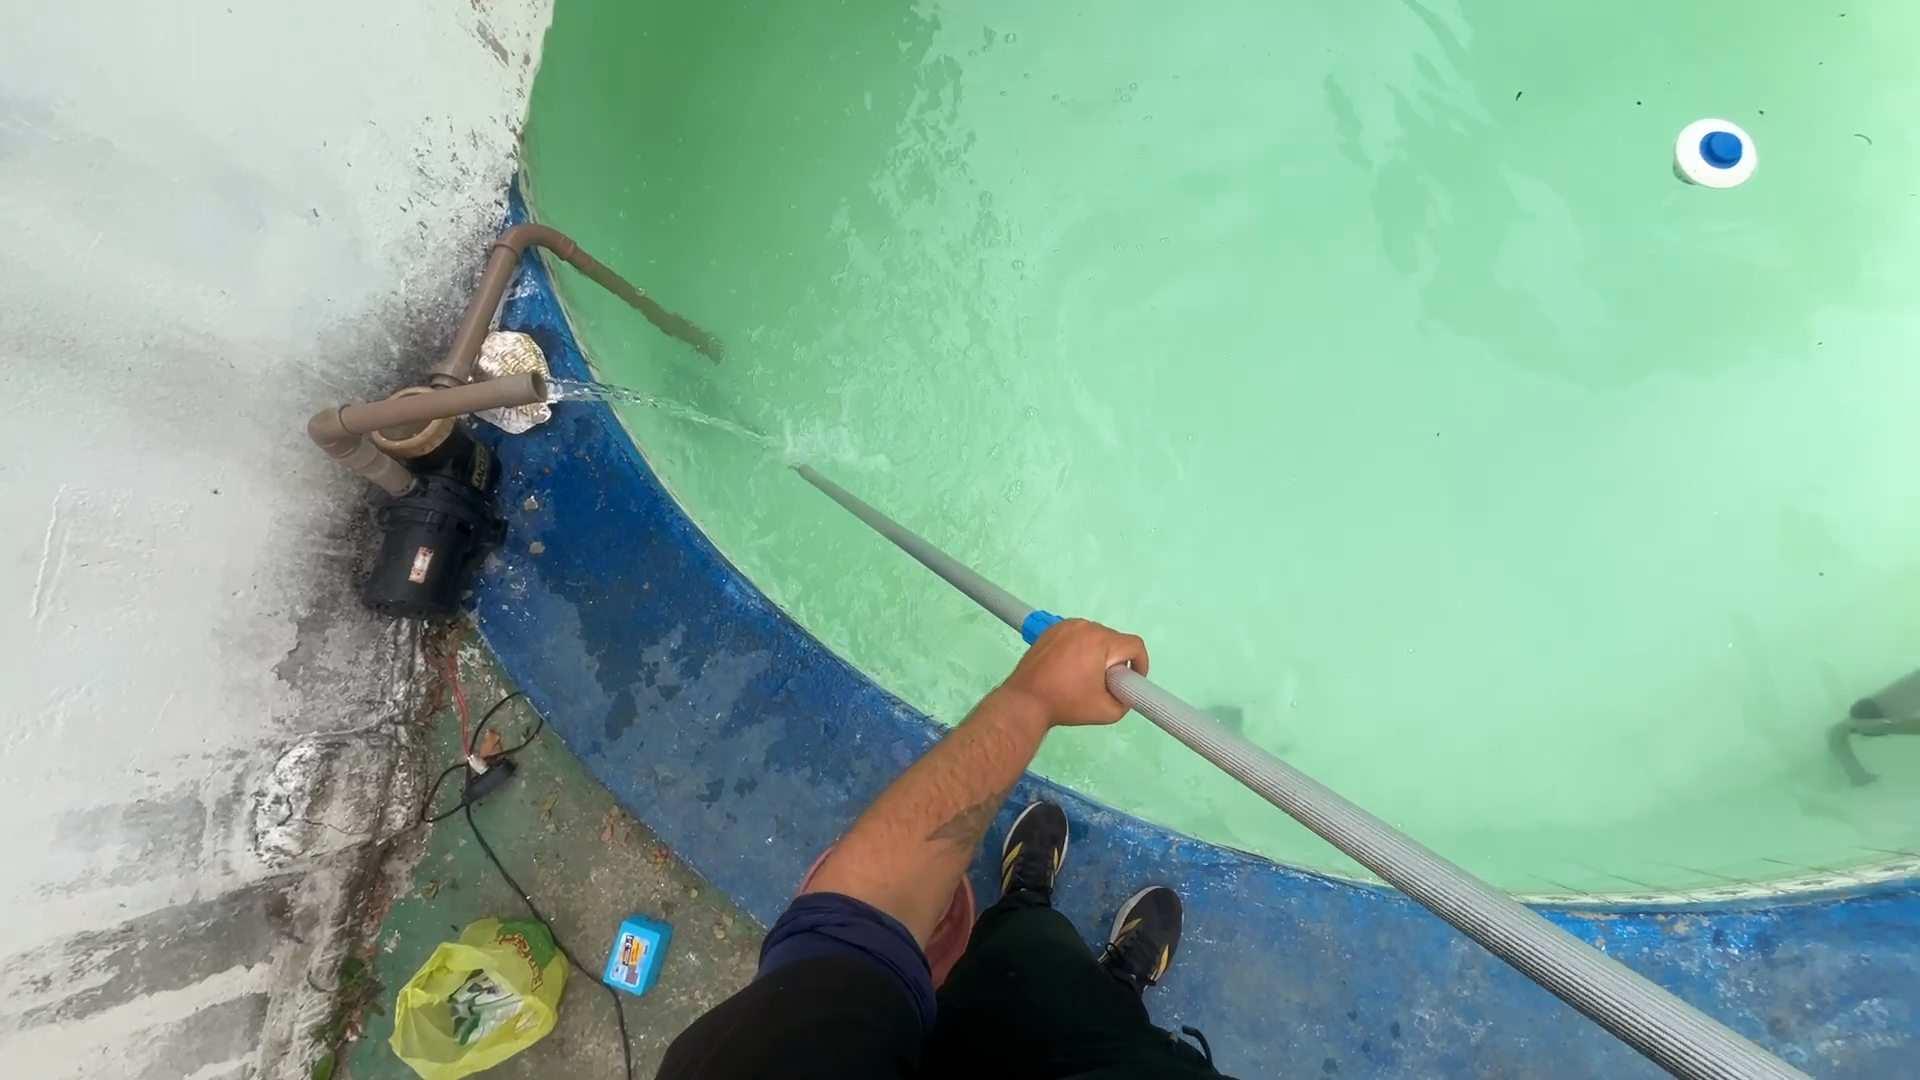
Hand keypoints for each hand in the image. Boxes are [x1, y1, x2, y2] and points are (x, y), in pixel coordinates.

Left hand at [998, 618, 1148, 727]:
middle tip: (1105, 683)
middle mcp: (1084, 626)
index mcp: (1100, 640)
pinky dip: (1080, 648)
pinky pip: (1076, 635)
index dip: (1141, 664)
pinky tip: (1069, 667)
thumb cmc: (1067, 704)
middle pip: (1114, 640)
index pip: (1134, 645)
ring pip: (1095, 636)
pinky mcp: (1050, 630)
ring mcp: (1065, 625)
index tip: (1132, 681)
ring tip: (1085, 676)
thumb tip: (1125, 689)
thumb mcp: (1108, 711)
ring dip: (1098, 653)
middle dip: (1116, 661)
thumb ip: (1127, 699)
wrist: (1025, 701)